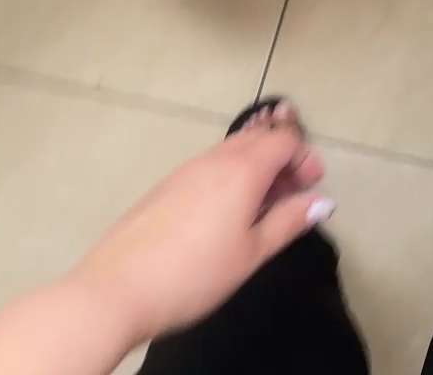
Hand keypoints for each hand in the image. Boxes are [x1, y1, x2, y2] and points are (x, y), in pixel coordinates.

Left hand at [64, 124, 330, 344]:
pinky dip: (230, 176)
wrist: (110, 293)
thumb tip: (323, 202)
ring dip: (256, 167)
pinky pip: (210, 166)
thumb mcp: (251, 253)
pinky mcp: (164, 187)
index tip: (313, 186)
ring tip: (259, 207)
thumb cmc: (193, 273)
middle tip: (291, 194)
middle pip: (260, 138)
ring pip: (233, 150)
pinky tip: (223, 215)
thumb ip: (290, 221)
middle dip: (283, 159)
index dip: (306, 158)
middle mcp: (216, 159)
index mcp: (243, 169)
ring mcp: (186, 170)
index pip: (286, 141)